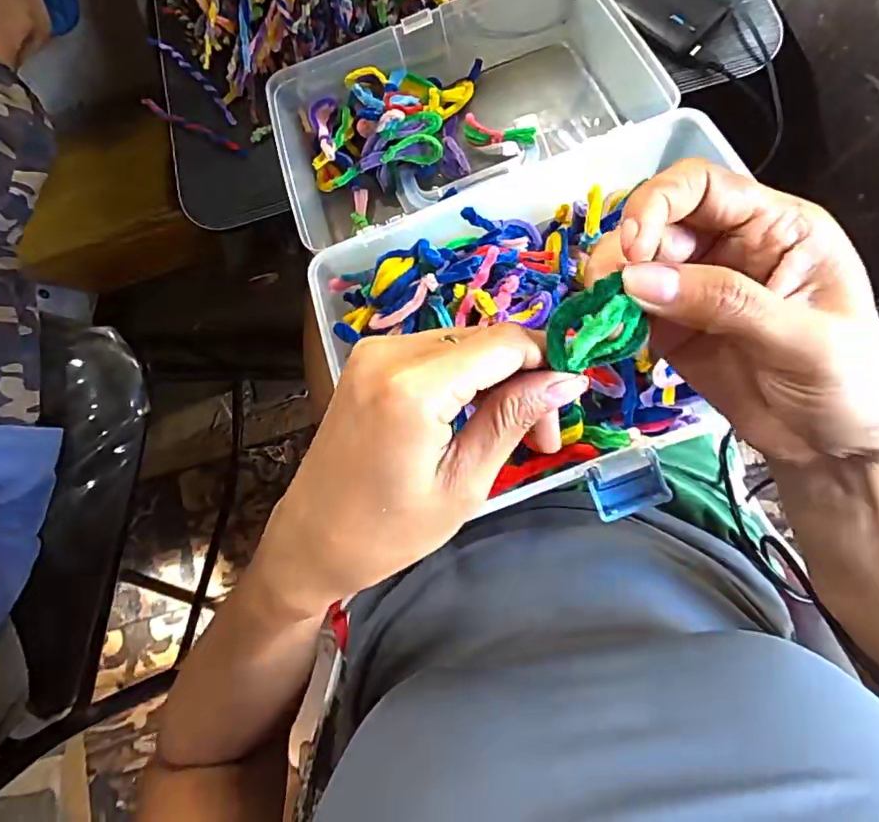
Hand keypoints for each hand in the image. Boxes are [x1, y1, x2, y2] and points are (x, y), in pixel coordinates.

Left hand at [250, 325, 588, 617]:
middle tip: (539, 438)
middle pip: (486, 339)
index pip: (505, 342)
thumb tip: (567, 380)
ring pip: (465, 343)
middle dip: (524, 378)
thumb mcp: (463, 484)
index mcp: (414, 387)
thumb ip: (512, 419)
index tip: (567, 404)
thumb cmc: (387, 532)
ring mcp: (375, 350)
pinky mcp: (369, 358)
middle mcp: (391, 352)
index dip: (548, 361)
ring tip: (504, 433)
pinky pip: (437, 351)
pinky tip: (470, 415)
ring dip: (497, 378)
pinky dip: (465, 376)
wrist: (311, 539)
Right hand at [583, 159, 878, 467]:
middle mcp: (730, 247)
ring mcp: (696, 287)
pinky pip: (630, 307)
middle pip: (657, 222)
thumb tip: (637, 280)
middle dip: (626, 249)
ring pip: (634, 263)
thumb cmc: (853, 385)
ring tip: (606, 314)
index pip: (702, 186)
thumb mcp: (806, 339)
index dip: (659, 203)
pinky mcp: (672, 326)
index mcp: (775, 228)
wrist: (840, 454)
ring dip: (610, 282)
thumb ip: (726, 302)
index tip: (635, 246)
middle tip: (606, 287)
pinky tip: (611, 334)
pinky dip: (612, 316)